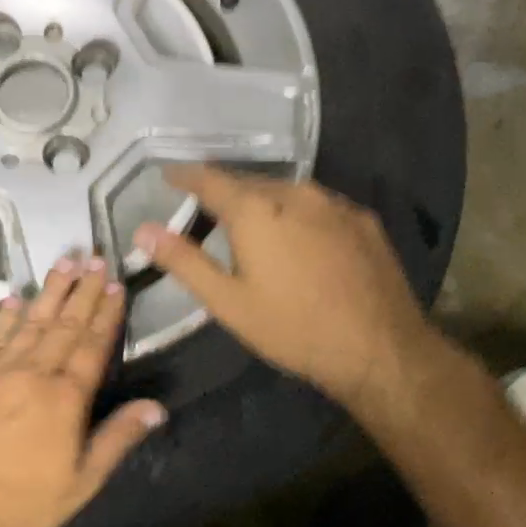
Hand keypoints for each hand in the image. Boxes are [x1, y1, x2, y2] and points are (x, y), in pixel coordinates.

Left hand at [0, 259, 167, 526]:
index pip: (92, 345)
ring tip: (65, 261)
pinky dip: (6, 316)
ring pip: (31, 322)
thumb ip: (117, 439)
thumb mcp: (82, 482)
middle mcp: (33, 374)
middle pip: (64, 325)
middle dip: (83, 291)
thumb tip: (156, 407)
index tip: (116, 285)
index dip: (106, 314)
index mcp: (65, 398)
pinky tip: (15, 297)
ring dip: (50, 291)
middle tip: (96, 258)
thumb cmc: (25, 504)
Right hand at [133, 165, 429, 406]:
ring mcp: (334, 204)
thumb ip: (183, 261)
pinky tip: (299, 238)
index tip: (168, 175)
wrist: (382, 351)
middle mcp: (294, 193)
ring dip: (262, 201)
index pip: (208, 178)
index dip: (184, 175)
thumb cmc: (294, 329)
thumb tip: (142, 230)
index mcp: (254, 209)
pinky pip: (317, 205)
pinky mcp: (362, 220)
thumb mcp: (228, 302)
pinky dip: (297, 213)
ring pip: (285, 190)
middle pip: (247, 182)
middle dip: (223, 191)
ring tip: (250, 222)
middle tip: (205, 209)